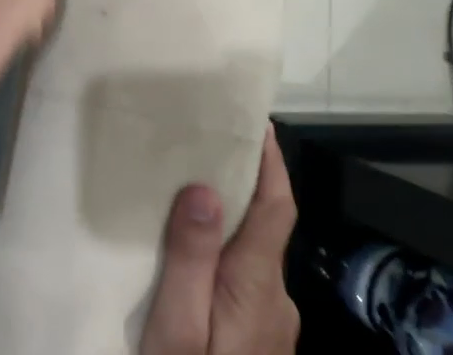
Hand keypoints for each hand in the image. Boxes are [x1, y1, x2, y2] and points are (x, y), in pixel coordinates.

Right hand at [141, 127, 300, 354]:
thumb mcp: (176, 329)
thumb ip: (192, 260)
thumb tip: (208, 189)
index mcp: (256, 287)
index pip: (276, 208)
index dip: (270, 162)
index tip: (255, 120)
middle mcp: (275, 300)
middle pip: (265, 227)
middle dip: (241, 182)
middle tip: (198, 142)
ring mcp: (272, 327)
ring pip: (252, 256)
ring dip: (230, 218)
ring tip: (183, 186)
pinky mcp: (259, 343)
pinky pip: (244, 281)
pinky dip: (223, 251)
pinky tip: (189, 252)